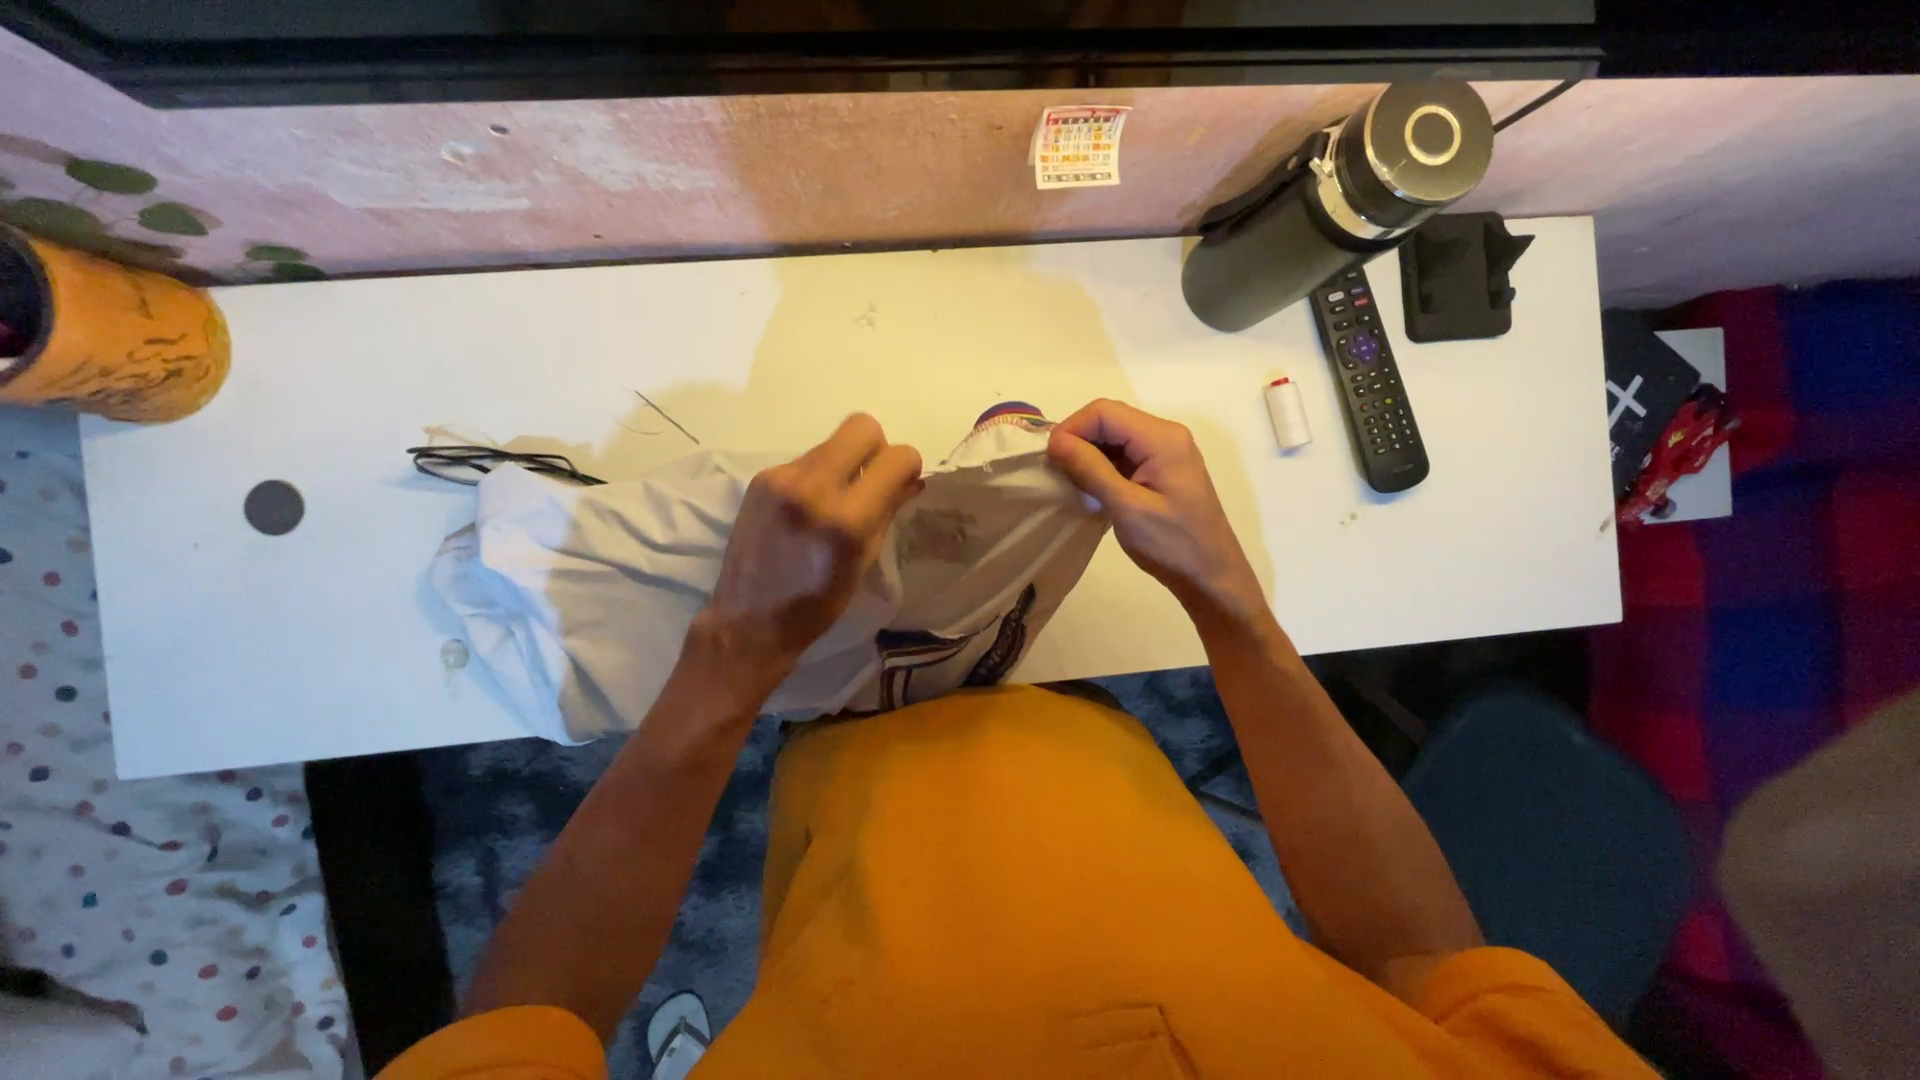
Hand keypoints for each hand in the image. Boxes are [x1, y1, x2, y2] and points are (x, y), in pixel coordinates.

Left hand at [700, 414, 922, 688]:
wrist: (747, 621)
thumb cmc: (816, 605)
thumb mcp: (863, 562)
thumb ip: (888, 512)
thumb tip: (911, 480)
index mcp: (847, 518)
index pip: (896, 457)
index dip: (908, 464)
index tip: (903, 481)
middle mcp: (813, 487)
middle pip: (861, 427)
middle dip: (877, 447)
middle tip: (871, 480)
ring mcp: (781, 479)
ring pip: (830, 443)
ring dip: (844, 463)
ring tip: (836, 501)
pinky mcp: (761, 479)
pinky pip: (805, 461)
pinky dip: (817, 477)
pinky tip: (807, 509)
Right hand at [1048, 399, 1263, 621]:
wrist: (1211, 576)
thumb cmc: (1173, 544)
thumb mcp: (1127, 508)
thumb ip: (1091, 470)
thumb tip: (1056, 441)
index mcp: (1162, 438)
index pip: (1104, 412)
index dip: (1072, 428)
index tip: (1050, 459)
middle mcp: (1165, 435)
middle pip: (1109, 420)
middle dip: (1078, 440)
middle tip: (1056, 472)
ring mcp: (1165, 452)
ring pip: (1114, 437)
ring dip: (1088, 454)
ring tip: (1069, 482)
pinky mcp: (1160, 470)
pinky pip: (1123, 455)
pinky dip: (1102, 466)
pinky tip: (1090, 488)